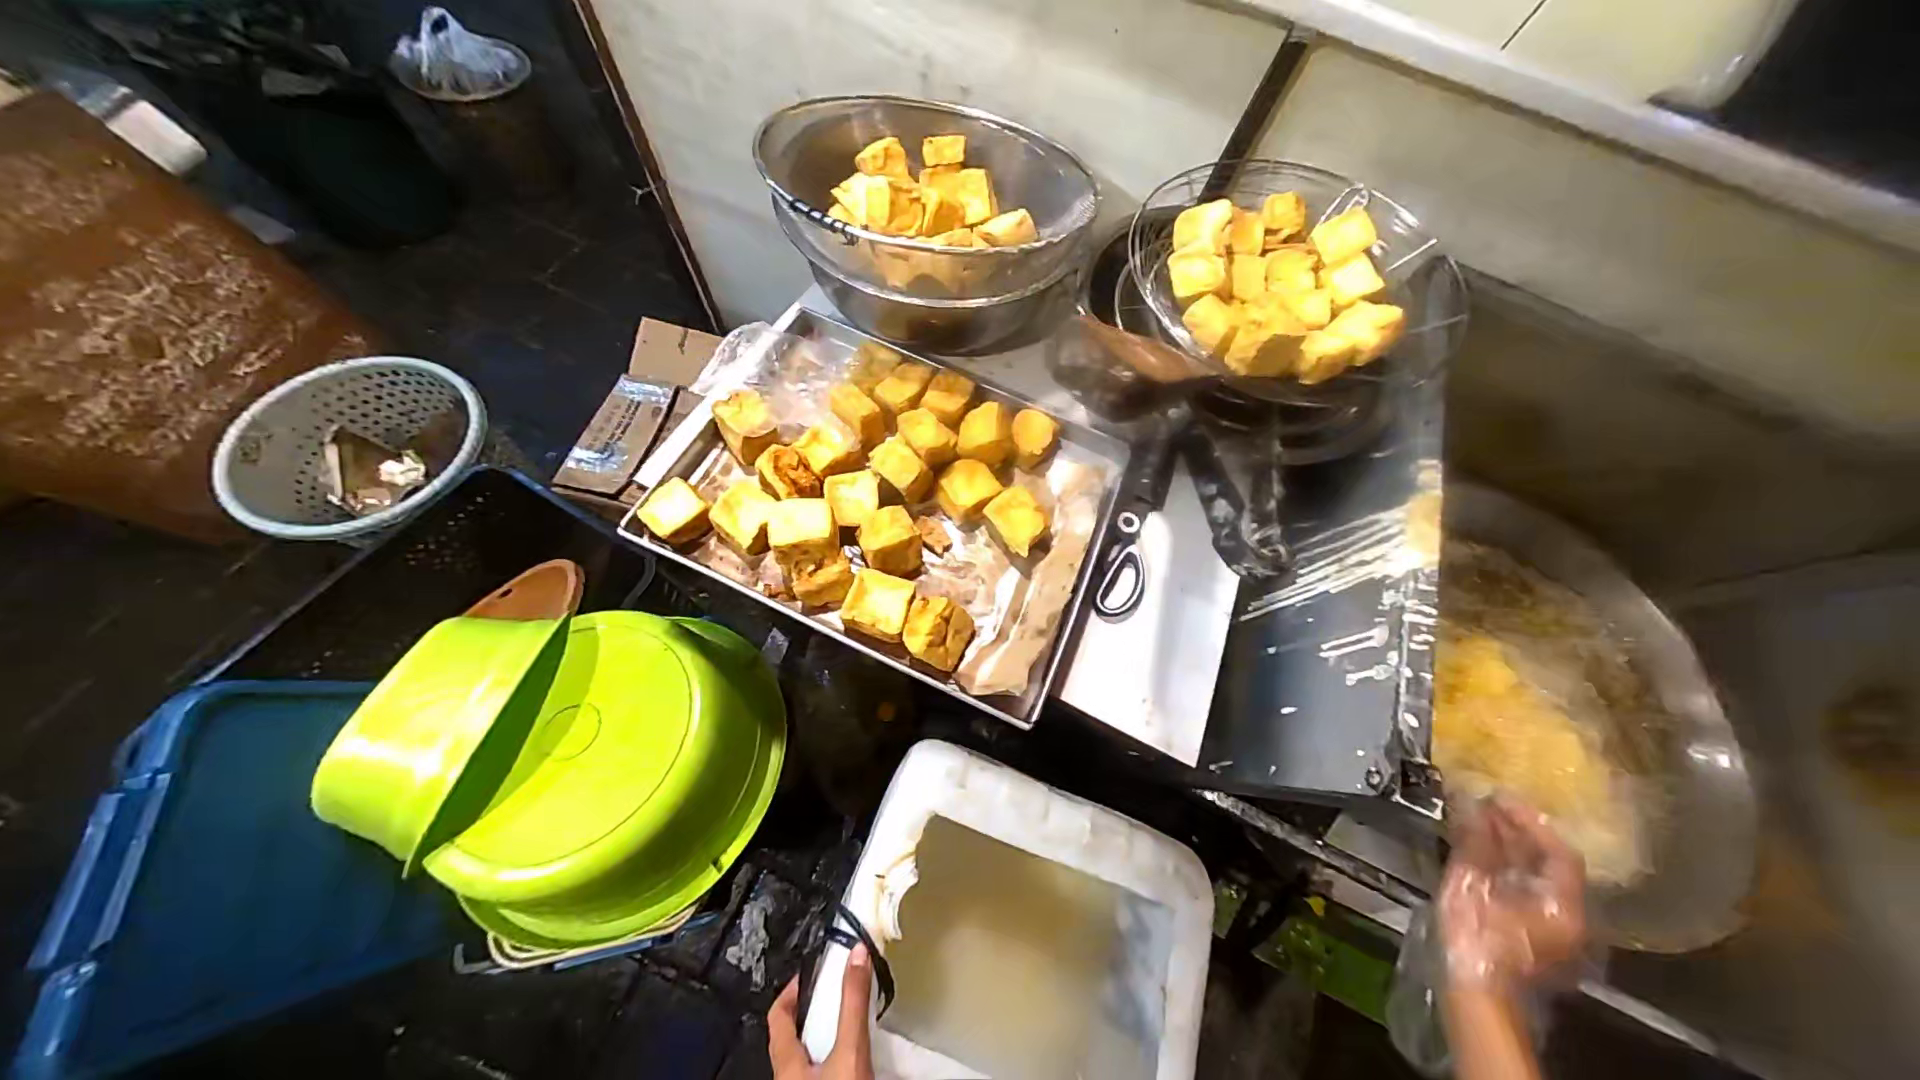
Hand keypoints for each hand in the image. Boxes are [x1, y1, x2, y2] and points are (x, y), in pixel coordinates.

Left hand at [768, 944, 875, 1079]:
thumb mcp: (851, 1050)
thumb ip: (853, 1003)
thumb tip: (858, 953)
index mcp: (785, 1063)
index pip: (777, 1015)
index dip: (791, 990)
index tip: (811, 973)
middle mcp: (786, 1078)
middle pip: (790, 1036)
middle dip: (810, 1012)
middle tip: (832, 993)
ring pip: (805, 1056)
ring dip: (823, 1036)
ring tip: (846, 1021)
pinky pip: (820, 1072)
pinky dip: (833, 1057)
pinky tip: (852, 1058)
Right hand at [1437, 797, 1587, 994]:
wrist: (1476, 992)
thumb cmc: (1478, 938)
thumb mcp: (1471, 886)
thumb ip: (1475, 845)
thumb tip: (1472, 804)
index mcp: (1564, 906)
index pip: (1558, 853)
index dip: (1530, 821)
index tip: (1501, 796)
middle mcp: (1568, 916)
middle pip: (1548, 864)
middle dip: (1517, 831)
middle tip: (1487, 802)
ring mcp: (1552, 927)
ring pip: (1535, 876)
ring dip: (1509, 846)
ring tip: (1479, 819)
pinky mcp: (1533, 934)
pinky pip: (1524, 889)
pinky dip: (1505, 866)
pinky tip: (1481, 851)